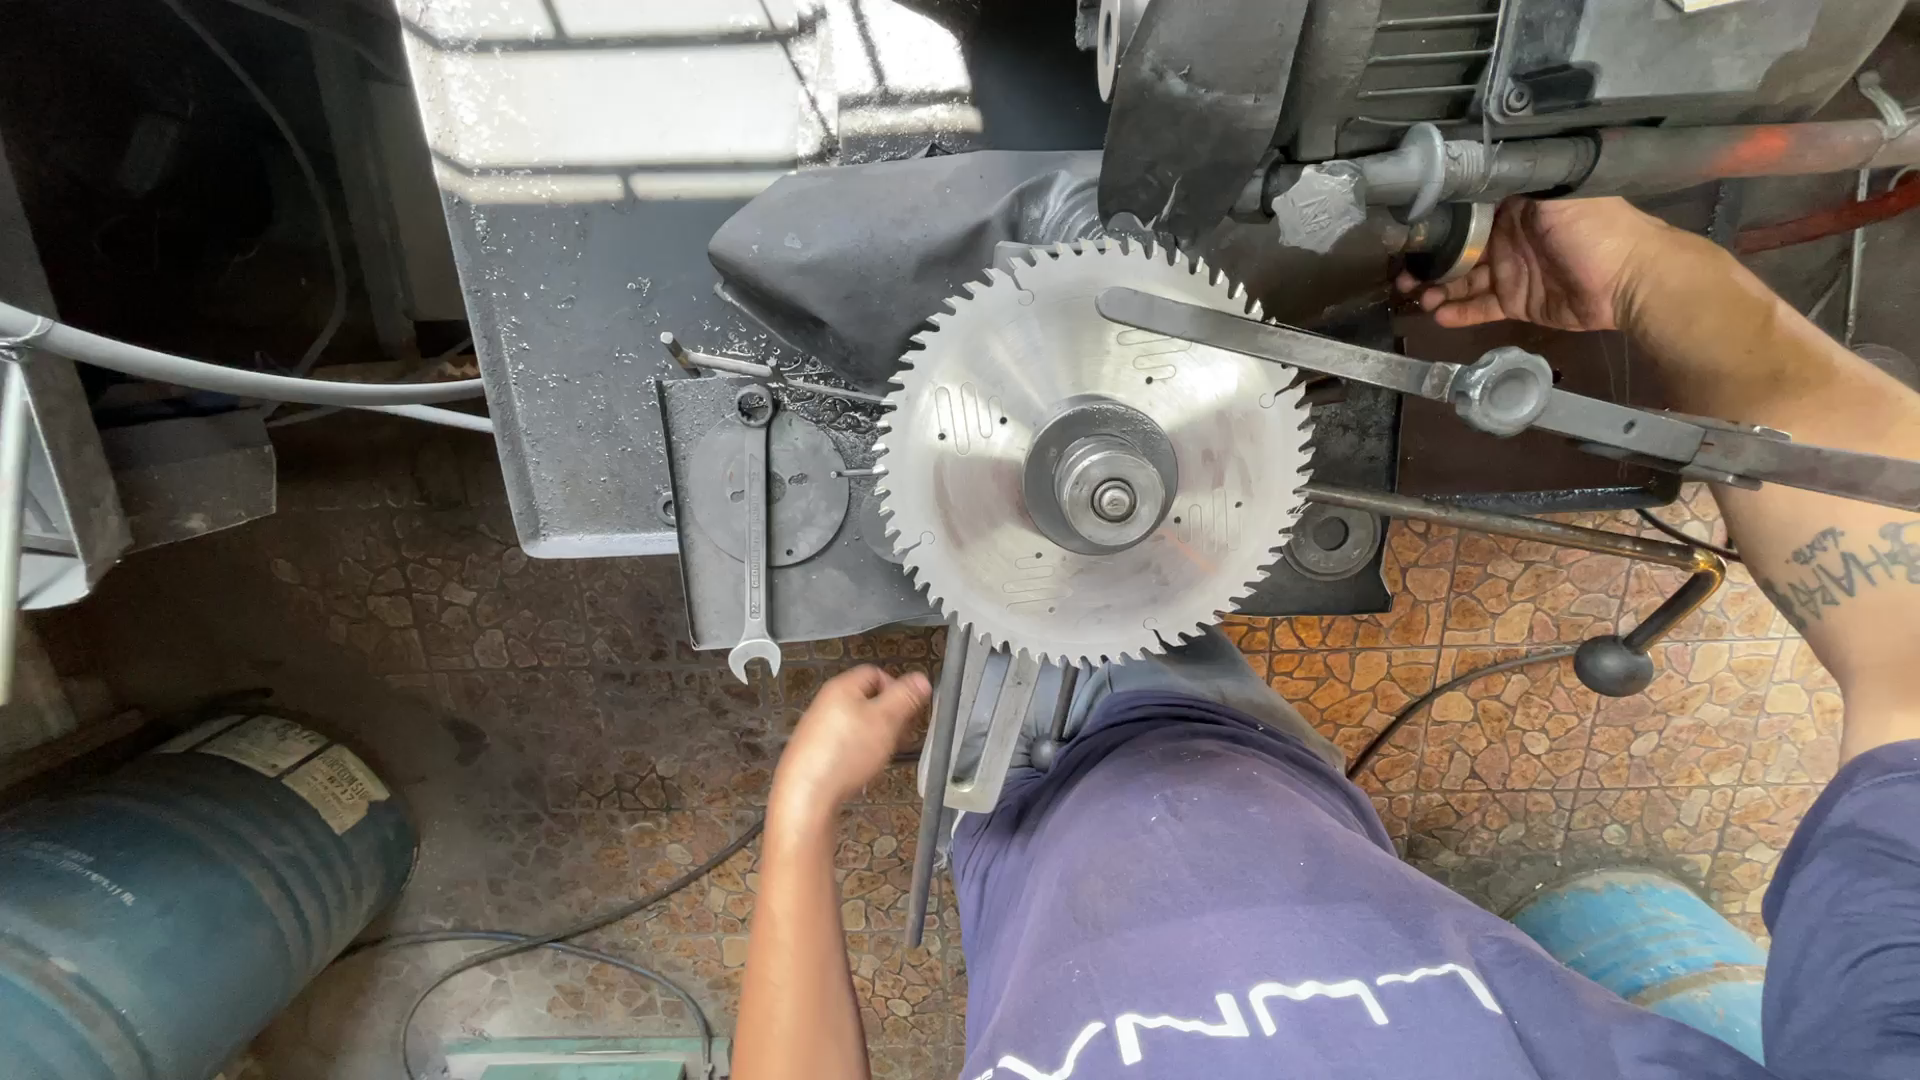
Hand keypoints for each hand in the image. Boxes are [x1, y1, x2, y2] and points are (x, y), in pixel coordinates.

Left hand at [771, 665, 931, 818]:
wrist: (806, 796)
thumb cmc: (840, 757)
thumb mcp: (885, 720)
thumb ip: (904, 696)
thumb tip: (920, 679)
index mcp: (842, 688)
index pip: (876, 673)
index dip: (896, 688)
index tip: (908, 707)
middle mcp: (827, 704)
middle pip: (868, 699)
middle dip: (888, 716)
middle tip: (899, 733)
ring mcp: (820, 728)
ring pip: (858, 723)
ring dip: (876, 736)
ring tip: (882, 753)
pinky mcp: (817, 751)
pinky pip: (846, 744)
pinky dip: (859, 752)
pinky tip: (863, 767)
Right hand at [1396, 196, 1676, 332]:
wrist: (1631, 279)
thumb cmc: (1595, 231)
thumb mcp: (1556, 196)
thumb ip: (1517, 185)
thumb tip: (1478, 170)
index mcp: (1518, 211)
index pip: (1468, 217)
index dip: (1439, 226)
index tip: (1411, 236)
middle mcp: (1509, 241)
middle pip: (1458, 254)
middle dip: (1430, 265)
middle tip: (1404, 277)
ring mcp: (1511, 274)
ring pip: (1463, 283)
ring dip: (1439, 291)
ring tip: (1420, 299)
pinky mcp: (1516, 303)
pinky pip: (1479, 309)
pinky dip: (1458, 313)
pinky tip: (1439, 316)